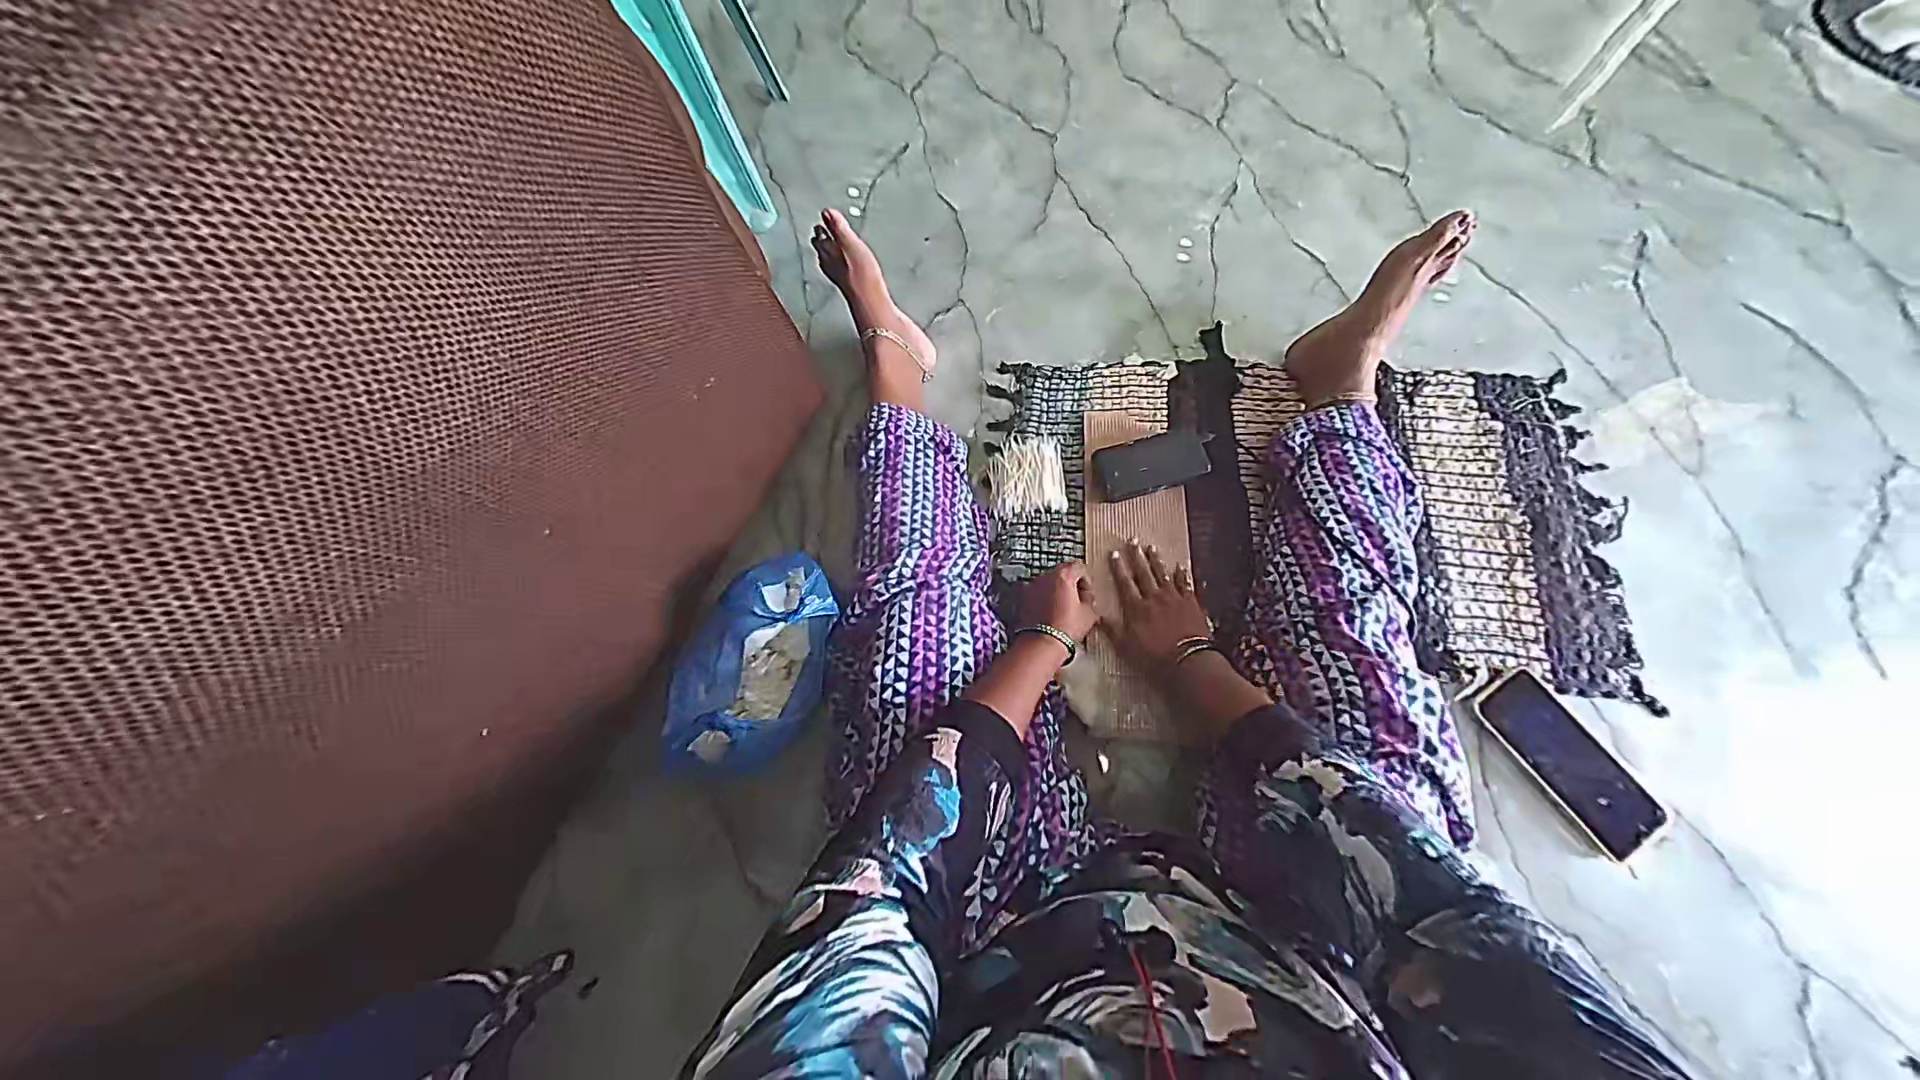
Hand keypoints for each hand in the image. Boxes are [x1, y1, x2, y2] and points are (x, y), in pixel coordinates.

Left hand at [1020, 561, 1098, 642]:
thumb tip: (1086, 596)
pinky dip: (1043, 599)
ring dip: (1055, 591)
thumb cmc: (1066, 628)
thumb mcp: (1089, 613)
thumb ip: (1089, 598)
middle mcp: (1045, 577)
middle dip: (1070, 584)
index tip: (1087, 593)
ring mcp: (1031, 586)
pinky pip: (1037, 593)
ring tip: (1062, 608)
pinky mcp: (1022, 598)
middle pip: (1062, 573)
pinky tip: (1048, 613)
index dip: (1086, 581)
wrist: (1041, 643)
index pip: (1079, 567)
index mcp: (1063, 576)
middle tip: (1076, 600)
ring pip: (1048, 583)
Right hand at [1107, 541, 1211, 667]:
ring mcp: (1173, 598)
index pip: (1124, 583)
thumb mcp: (1125, 647)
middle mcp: (1153, 598)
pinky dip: (1182, 574)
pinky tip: (1180, 566)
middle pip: (1143, 573)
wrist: (1186, 660)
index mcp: (1136, 607)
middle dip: (1136, 557)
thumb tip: (1099, 617)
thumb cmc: (1154, 656)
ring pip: (1162, 574)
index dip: (1118, 568)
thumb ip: (1112, 630)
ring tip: (1151, 548)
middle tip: (1132, 542)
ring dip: (1156, 561)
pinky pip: (1185, 584)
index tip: (1114, 553)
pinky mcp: (1190, 603)